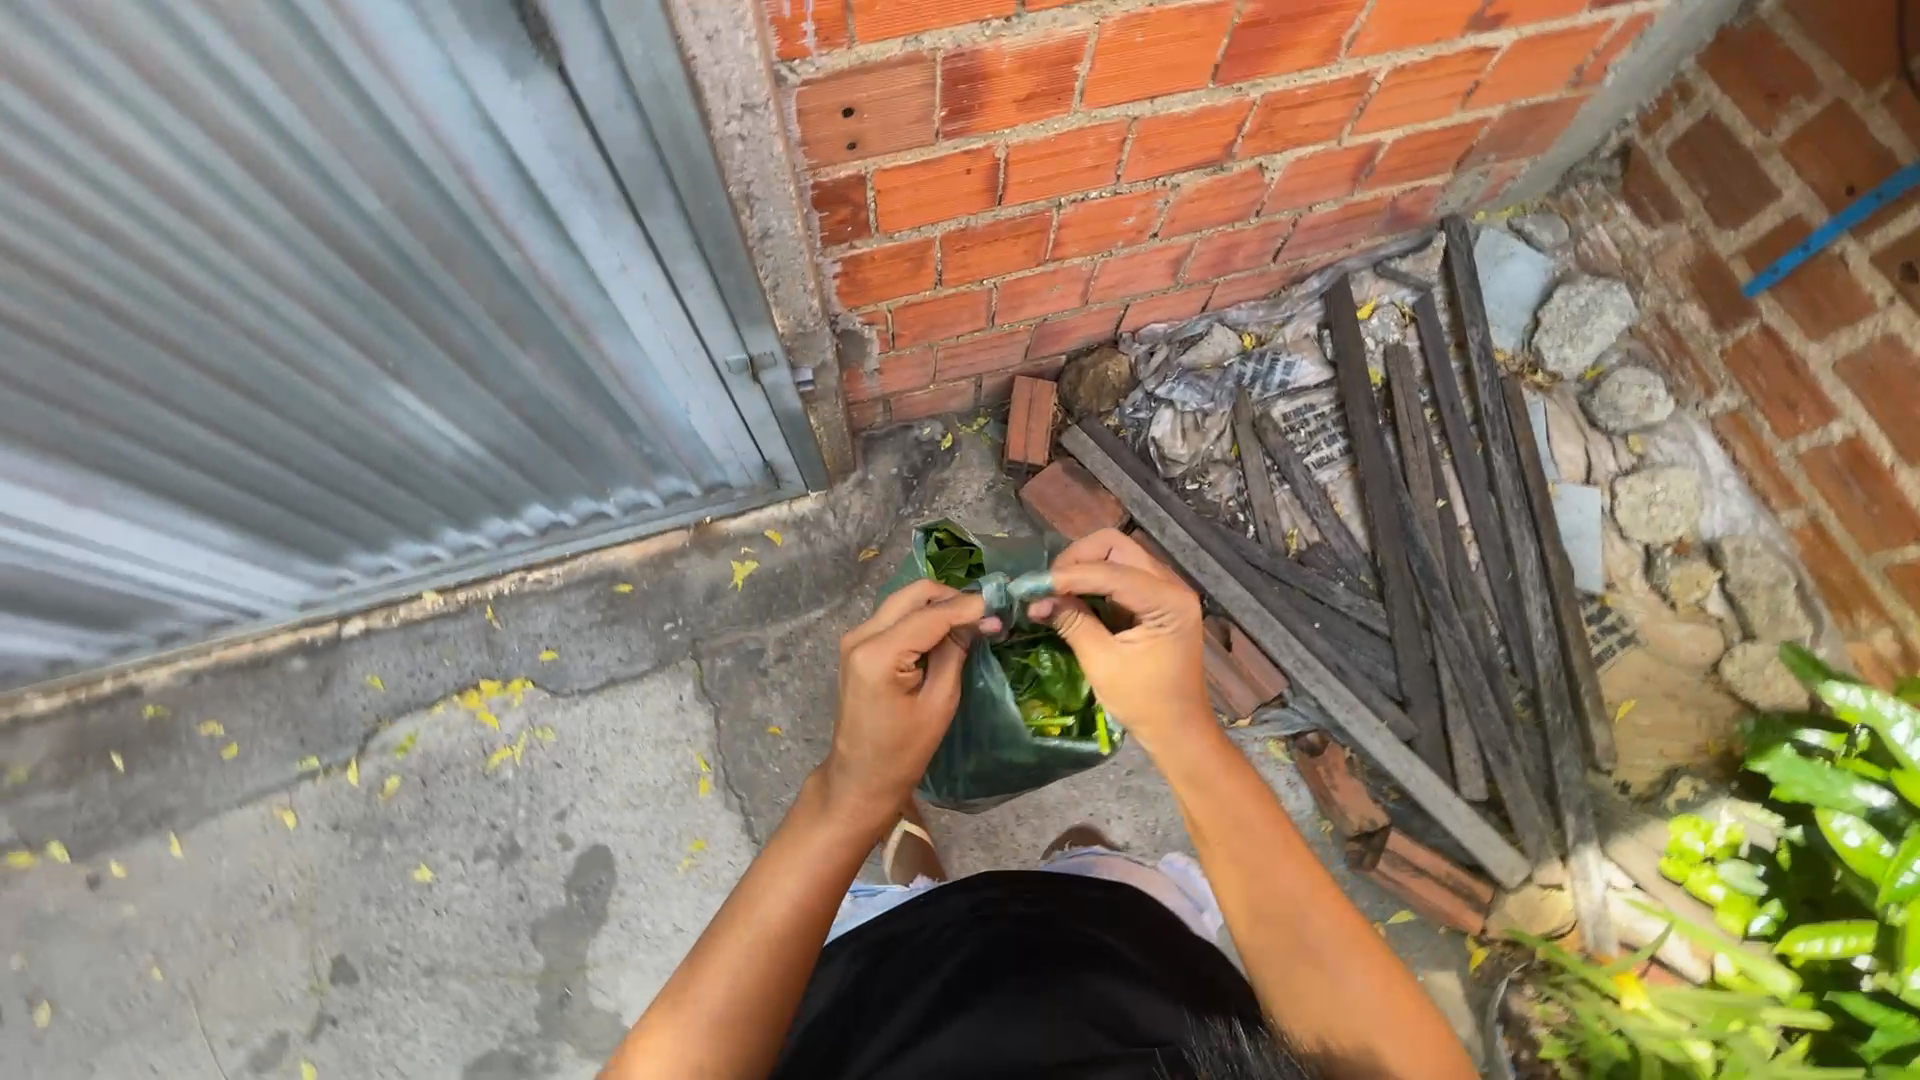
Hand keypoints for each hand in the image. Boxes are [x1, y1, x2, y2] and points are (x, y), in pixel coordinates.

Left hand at [822, 580, 993, 823]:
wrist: (860, 777)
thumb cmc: (903, 751)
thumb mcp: (939, 702)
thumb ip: (956, 652)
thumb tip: (982, 619)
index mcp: (879, 653)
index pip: (932, 615)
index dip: (968, 607)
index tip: (999, 607)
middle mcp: (861, 635)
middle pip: (914, 594)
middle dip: (952, 598)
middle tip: (984, 614)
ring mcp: (855, 637)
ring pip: (904, 600)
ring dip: (937, 605)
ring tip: (969, 623)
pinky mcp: (858, 644)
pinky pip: (895, 615)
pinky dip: (922, 617)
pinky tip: (945, 632)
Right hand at [1027, 530, 1210, 750]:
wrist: (1178, 729)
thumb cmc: (1145, 702)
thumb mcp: (1102, 663)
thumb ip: (1073, 623)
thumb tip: (1036, 600)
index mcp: (1168, 602)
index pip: (1112, 572)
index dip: (1069, 575)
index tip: (1032, 587)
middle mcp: (1172, 585)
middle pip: (1116, 547)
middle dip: (1077, 560)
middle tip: (1047, 584)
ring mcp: (1165, 589)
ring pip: (1117, 555)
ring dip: (1083, 567)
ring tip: (1054, 590)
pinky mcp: (1155, 598)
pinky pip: (1120, 573)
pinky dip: (1093, 579)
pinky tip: (1071, 595)